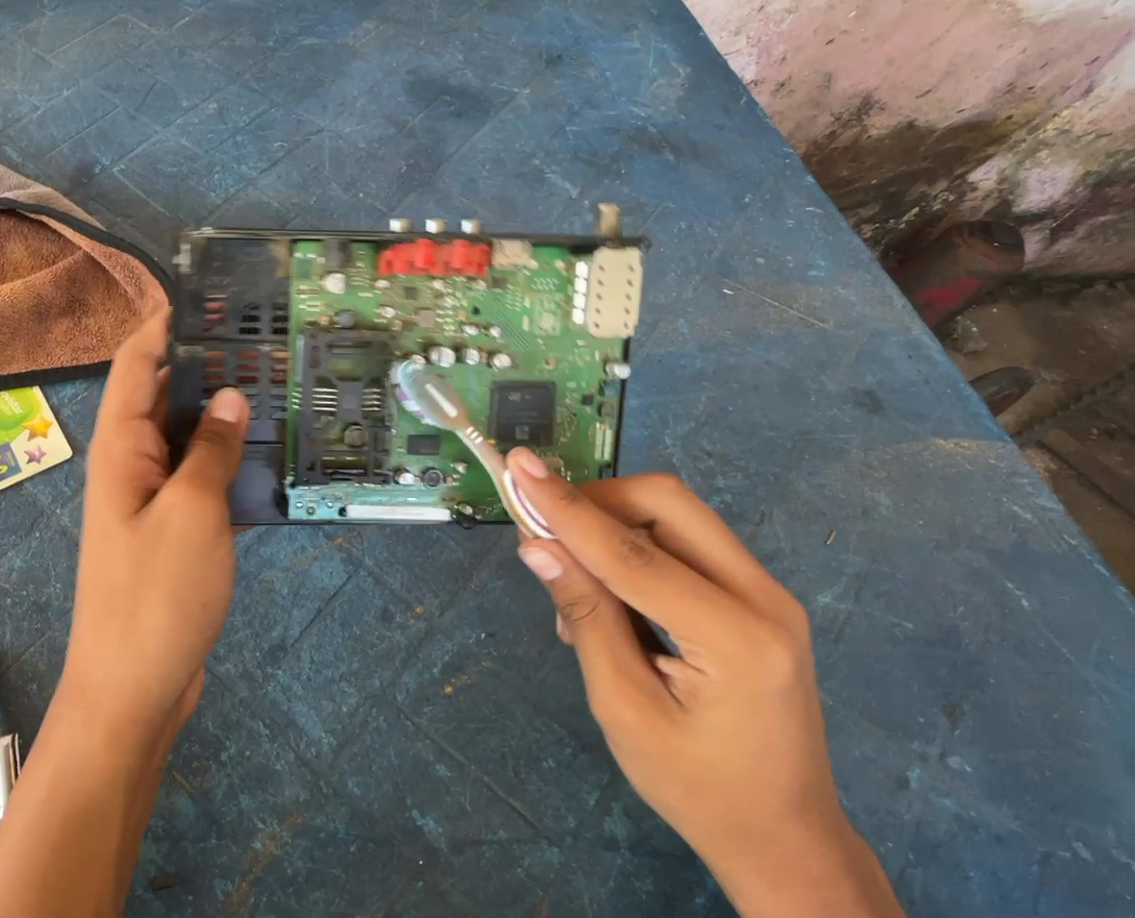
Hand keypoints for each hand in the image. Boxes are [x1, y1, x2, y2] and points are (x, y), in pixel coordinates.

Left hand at [0, 311, 248, 917]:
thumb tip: (232, 396)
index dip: (165, 324)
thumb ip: (211, 451)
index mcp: (119, 448)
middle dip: (207, 364)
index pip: (135, 364)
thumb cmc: (155, 594)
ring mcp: (150, 499)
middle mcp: (130, 464)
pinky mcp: (172, 531)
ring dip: (223, 413)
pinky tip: (269, 451)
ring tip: (278, 383)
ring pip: (186, 438)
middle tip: (266, 337)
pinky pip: (198, 477)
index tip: (212, 295)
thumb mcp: (191, 514)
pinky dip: (227, 459)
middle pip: (164, 396)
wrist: (133, 687)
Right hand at [504, 448, 901, 917]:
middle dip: (597, 500)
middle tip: (543, 527)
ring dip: (613, 525)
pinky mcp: (758, 599)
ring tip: (571, 577)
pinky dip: (635, 548)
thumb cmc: (694, 786)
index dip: (566, 509)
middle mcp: (763, 598)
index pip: (632, 553)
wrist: (783, 835)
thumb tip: (537, 547)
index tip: (518, 467)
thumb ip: (585, 617)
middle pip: (669, 505)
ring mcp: (768, 594)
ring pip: (678, 517)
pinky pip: (687, 545)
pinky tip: (607, 593)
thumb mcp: (623, 707)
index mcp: (734, 637)